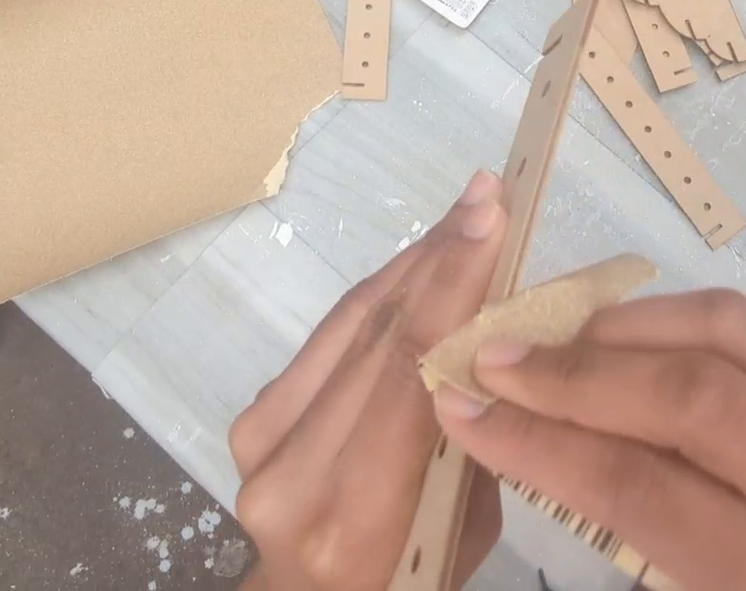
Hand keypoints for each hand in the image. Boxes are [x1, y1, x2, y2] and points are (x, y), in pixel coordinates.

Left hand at [229, 171, 508, 590]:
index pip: (409, 370)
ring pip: (355, 319)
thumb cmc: (409, 577)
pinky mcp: (256, 411)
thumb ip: (467, 431)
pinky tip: (423, 258)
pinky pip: (335, 333)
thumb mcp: (464, 527)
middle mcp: (293, 471)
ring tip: (464, 214)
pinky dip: (385, 288)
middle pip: (379, 332)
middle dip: (441, 252)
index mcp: (353, 517)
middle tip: (484, 193)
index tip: (488, 213)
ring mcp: (262, 437)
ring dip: (416, 259)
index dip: (451, 281)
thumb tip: (488, 325)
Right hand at [435, 289, 745, 589]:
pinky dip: (662, 315)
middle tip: (497, 359)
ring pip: (719, 333)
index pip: (644, 489)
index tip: (464, 407)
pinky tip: (620, 333)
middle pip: (690, 399)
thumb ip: (629, 525)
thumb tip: (533, 434)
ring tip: (554, 342)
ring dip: (617, 330)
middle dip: (575, 374)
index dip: (540, 444)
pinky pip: (738, 318)